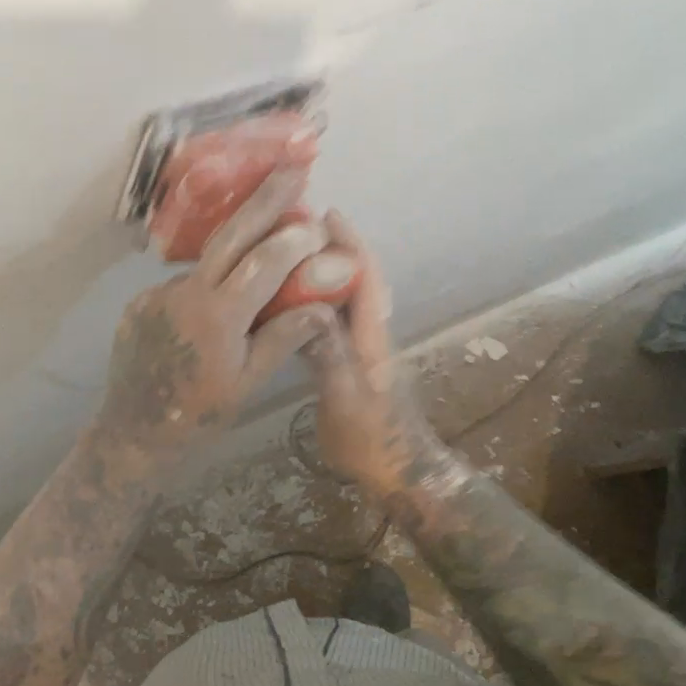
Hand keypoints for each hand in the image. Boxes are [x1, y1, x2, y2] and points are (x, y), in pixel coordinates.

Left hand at [96, 168, 340, 463]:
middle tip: (291, 168)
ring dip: (234, 256)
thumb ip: (283, 337)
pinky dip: (204, 288)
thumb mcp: (247, 382)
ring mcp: (157, 295)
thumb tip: (322, 305)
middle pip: (230, 235)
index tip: (316, 226)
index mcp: (217, 316)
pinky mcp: (140, 303)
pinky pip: (182, 286)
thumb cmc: (199, 413)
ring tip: (258, 267)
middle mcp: (184, 294)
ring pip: (206, 265)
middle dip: (264, 199)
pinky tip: (214, 310)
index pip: (264, 261)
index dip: (293, 240)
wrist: (134, 430)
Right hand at [301, 211, 439, 490]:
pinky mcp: (354, 365)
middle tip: (298, 230)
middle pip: (359, 281)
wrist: (396, 471)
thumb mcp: (344, 400)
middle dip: (336, 250)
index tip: (326, 214)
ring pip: (347, 300)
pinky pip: (335, 321)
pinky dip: (316, 304)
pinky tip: (291, 305)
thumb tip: (309, 310)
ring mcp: (364, 351)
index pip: (366, 278)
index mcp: (373, 338)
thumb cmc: (370, 439)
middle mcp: (371, 336)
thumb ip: (329, 356)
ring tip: (289, 258)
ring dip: (325, 275)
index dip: (350, 244)